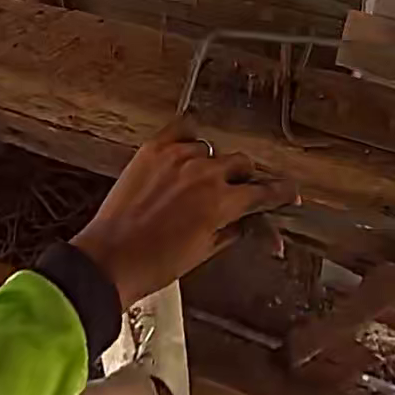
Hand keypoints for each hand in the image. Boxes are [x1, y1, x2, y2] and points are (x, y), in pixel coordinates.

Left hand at [70, 119, 298, 307]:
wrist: (106, 262)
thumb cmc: (153, 265)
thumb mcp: (203, 253)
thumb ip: (233, 230)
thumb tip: (251, 223)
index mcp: (221, 203)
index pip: (263, 191)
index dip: (280, 192)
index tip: (288, 193)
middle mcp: (206, 174)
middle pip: (242, 163)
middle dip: (243, 177)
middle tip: (236, 190)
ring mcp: (180, 157)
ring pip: (212, 150)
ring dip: (210, 164)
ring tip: (194, 182)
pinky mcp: (157, 148)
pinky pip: (184, 130)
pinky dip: (188, 139)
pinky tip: (185, 152)